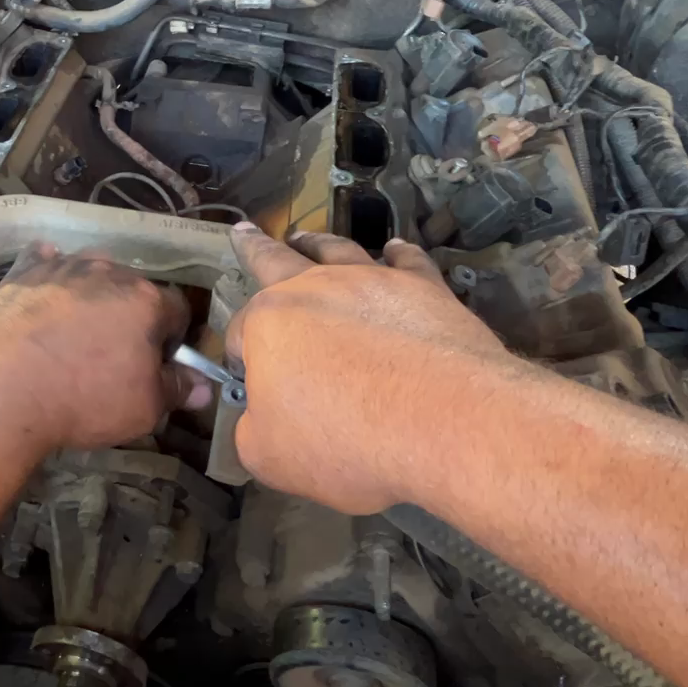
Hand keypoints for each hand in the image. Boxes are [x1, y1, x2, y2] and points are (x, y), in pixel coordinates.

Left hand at [0, 246, 212, 451]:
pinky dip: (48, 275)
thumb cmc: (83, 399)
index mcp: (146, 300)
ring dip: (91, 296)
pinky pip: (44, 262)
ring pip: (90, 274)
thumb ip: (176, 389)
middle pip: (132, 289)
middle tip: (112, 355)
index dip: (171, 339)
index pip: (178, 309)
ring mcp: (63, 266)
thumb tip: (201, 385)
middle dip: (130, 316)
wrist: (1, 388)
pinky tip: (42, 297)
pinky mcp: (23, 271)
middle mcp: (108, 272)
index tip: (155, 365)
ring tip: (73, 334)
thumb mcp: (144, 407)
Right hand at [225, 224, 514, 513]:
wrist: (446, 420)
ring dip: (317, 243)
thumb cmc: (345, 438)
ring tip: (305, 237)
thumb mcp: (270, 455)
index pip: (241, 334)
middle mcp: (312, 289)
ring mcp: (370, 282)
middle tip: (244, 230)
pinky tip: (396, 249)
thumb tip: (260, 421)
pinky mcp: (424, 287)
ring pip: (336, 251)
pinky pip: (407, 261)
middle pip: (274, 260)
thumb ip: (254, 431)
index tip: (249, 378)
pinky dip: (399, 254)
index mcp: (268, 323)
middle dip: (255, 247)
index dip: (241, 357)